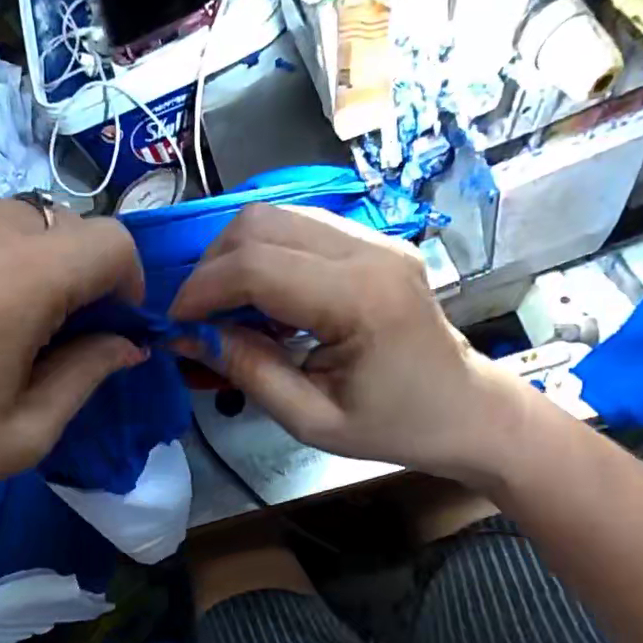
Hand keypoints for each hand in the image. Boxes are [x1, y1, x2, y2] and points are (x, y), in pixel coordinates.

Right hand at [168, 204, 541, 485]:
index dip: (202, 290)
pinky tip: (264, 299)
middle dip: (212, 266)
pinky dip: (266, 256)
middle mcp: (370, 250)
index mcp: (360, 298)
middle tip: (198, 315)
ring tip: (226, 308)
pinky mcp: (375, 242)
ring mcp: (376, 238)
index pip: (257, 266)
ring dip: (236, 256)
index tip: (175, 324)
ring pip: (277, 216)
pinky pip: (301, 228)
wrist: (467, 410)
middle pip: (261, 222)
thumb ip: (249, 372)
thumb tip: (191, 336)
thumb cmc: (396, 427)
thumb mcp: (313, 419)